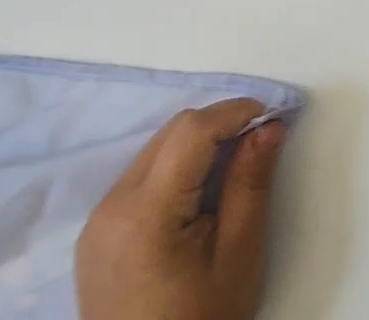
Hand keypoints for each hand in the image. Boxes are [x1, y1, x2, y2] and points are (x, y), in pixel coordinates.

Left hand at [76, 99, 288, 319]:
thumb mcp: (239, 255)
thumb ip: (251, 183)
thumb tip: (269, 126)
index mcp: (145, 214)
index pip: (191, 132)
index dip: (234, 112)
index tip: (272, 116)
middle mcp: (111, 207)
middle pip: (170, 134)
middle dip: (219, 125)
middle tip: (261, 139)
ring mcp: (97, 222)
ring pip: (154, 152)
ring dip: (198, 145)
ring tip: (236, 166)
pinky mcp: (96, 237)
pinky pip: (140, 178)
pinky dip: (176, 169)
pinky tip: (200, 194)